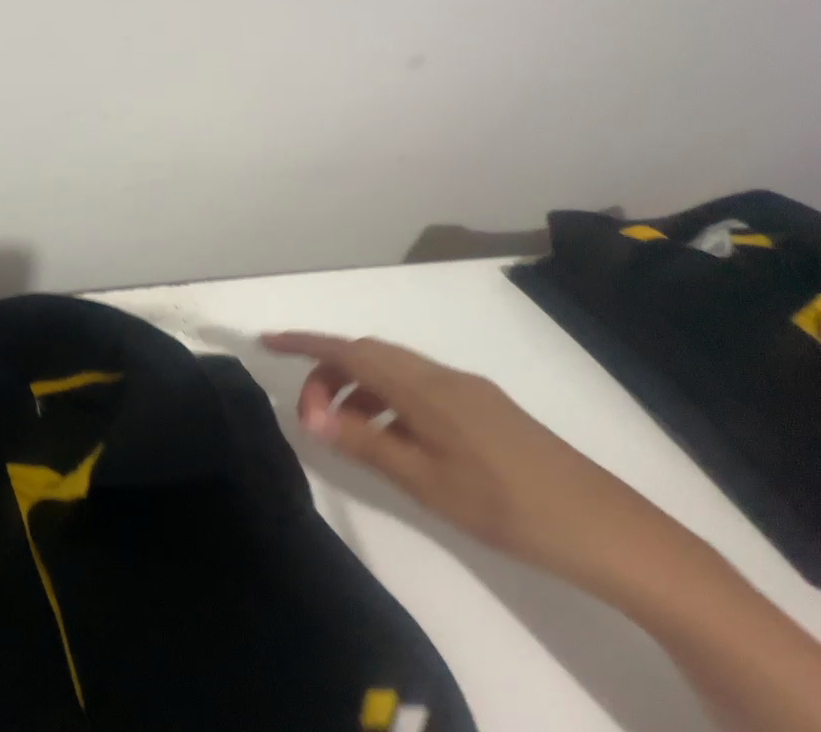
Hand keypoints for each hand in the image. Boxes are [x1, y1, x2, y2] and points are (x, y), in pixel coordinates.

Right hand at [260, 331, 669, 587]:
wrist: (611, 534)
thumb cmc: (508, 508)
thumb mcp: (423, 481)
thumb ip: (363, 442)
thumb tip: (308, 414)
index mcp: (428, 390)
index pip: (352, 352)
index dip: (305, 344)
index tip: (266, 343)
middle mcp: (447, 379)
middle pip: (371, 354)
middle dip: (327, 370)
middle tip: (306, 412)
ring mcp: (471, 393)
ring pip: (396, 372)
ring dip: (357, 388)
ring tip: (342, 432)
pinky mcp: (486, 411)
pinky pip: (419, 388)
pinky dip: (386, 400)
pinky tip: (388, 439)